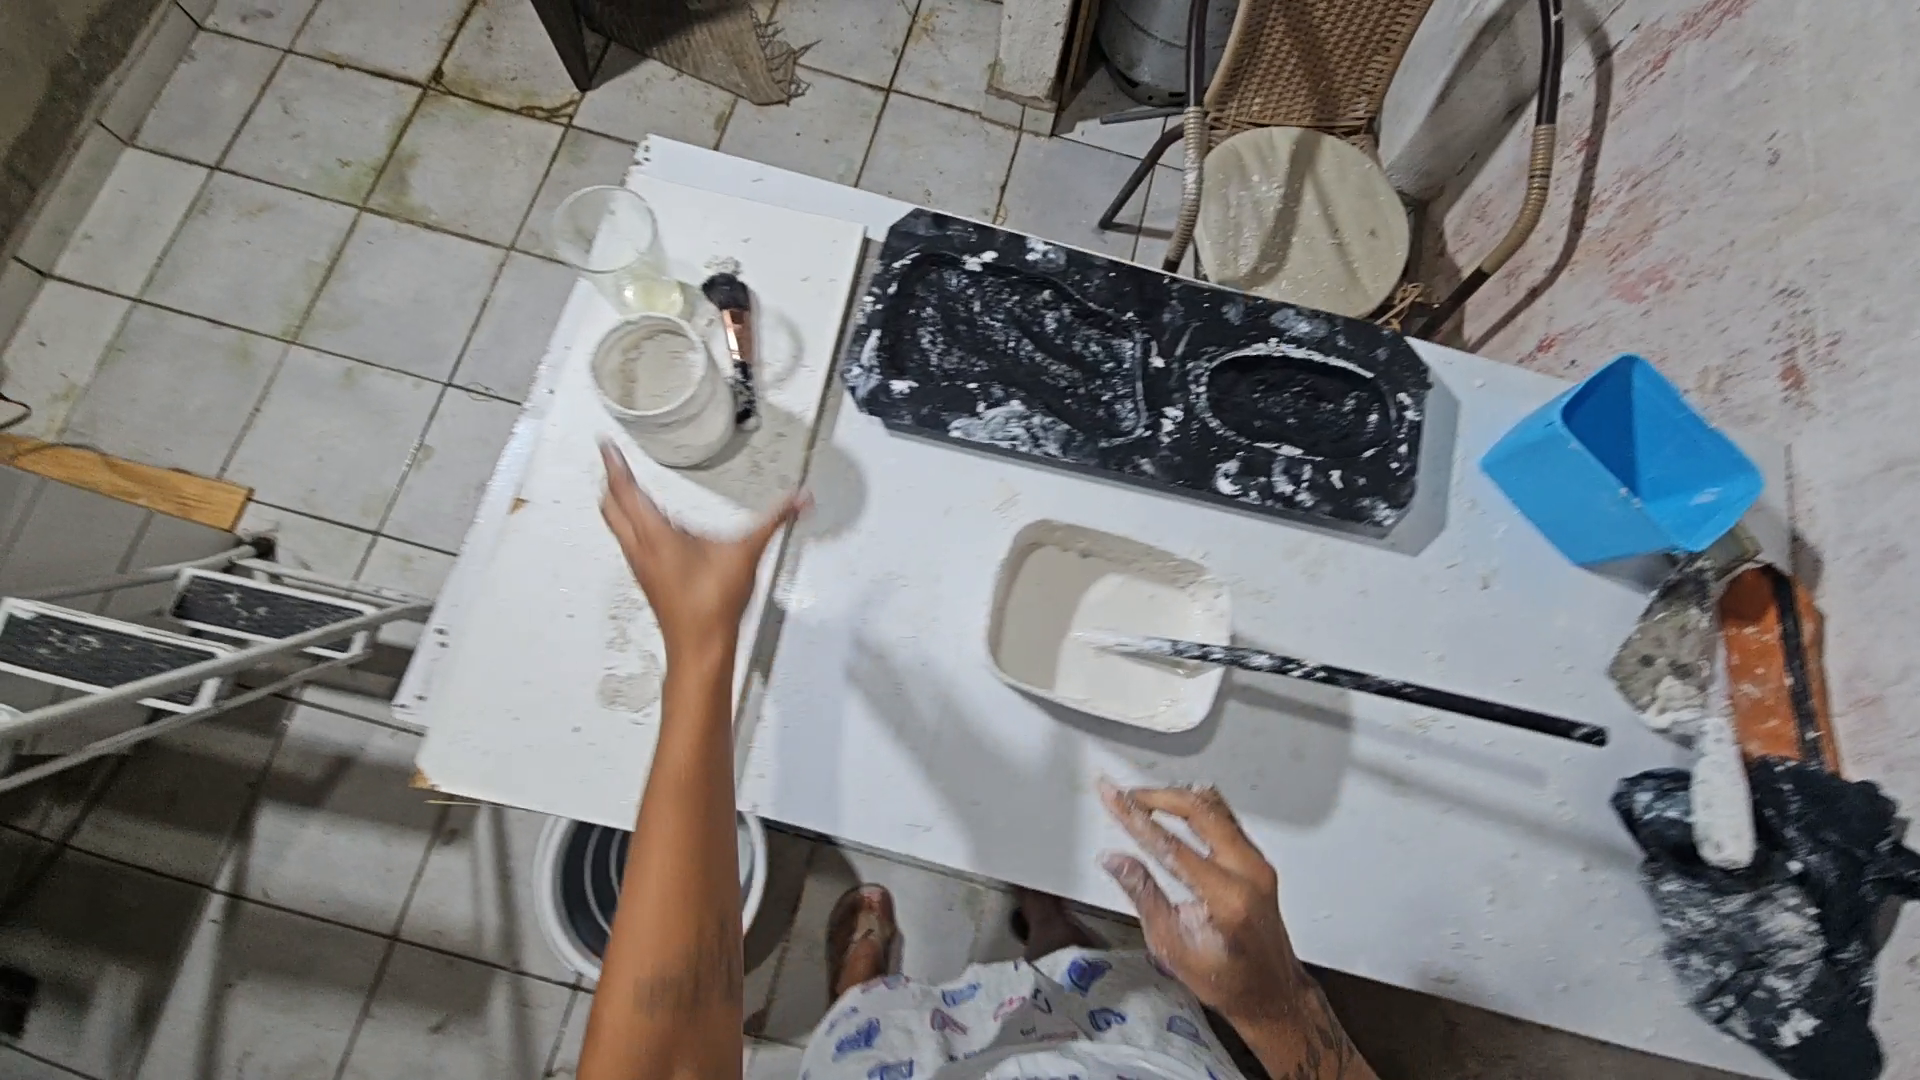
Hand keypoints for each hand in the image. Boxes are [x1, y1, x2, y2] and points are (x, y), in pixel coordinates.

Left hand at [599, 440, 801, 663]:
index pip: (625, 491)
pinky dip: (630, 523)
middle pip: (611, 506)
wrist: (700, 645)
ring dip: (617, 502)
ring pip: (616, 525)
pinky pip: (629, 541)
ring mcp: (641, 564)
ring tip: (625, 486)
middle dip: (610, 480)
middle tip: (612, 461)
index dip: (614, 465)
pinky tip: (652, 527)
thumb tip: (799, 500)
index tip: (606, 445)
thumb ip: (774, 521)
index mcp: (656, 535)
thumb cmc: (713, 603)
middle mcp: (641, 548)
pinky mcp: (649, 577)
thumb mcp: (747, 553)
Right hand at [1098, 780, 1307, 1024]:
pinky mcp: (1258, 858)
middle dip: (1155, 796)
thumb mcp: (1172, 947)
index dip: (1134, 816)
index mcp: (1228, 899)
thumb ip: (1143, 896)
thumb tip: (1114, 859)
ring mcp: (1258, 862)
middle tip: (1125, 794)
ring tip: (1143, 799)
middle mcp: (1249, 873)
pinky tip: (1174, 805)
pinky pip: (1225, 816)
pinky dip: (1194, 805)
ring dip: (1174, 797)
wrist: (1272, 993)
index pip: (1171, 845)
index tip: (1111, 795)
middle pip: (1198, 810)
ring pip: (1214, 806)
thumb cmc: (1226, 980)